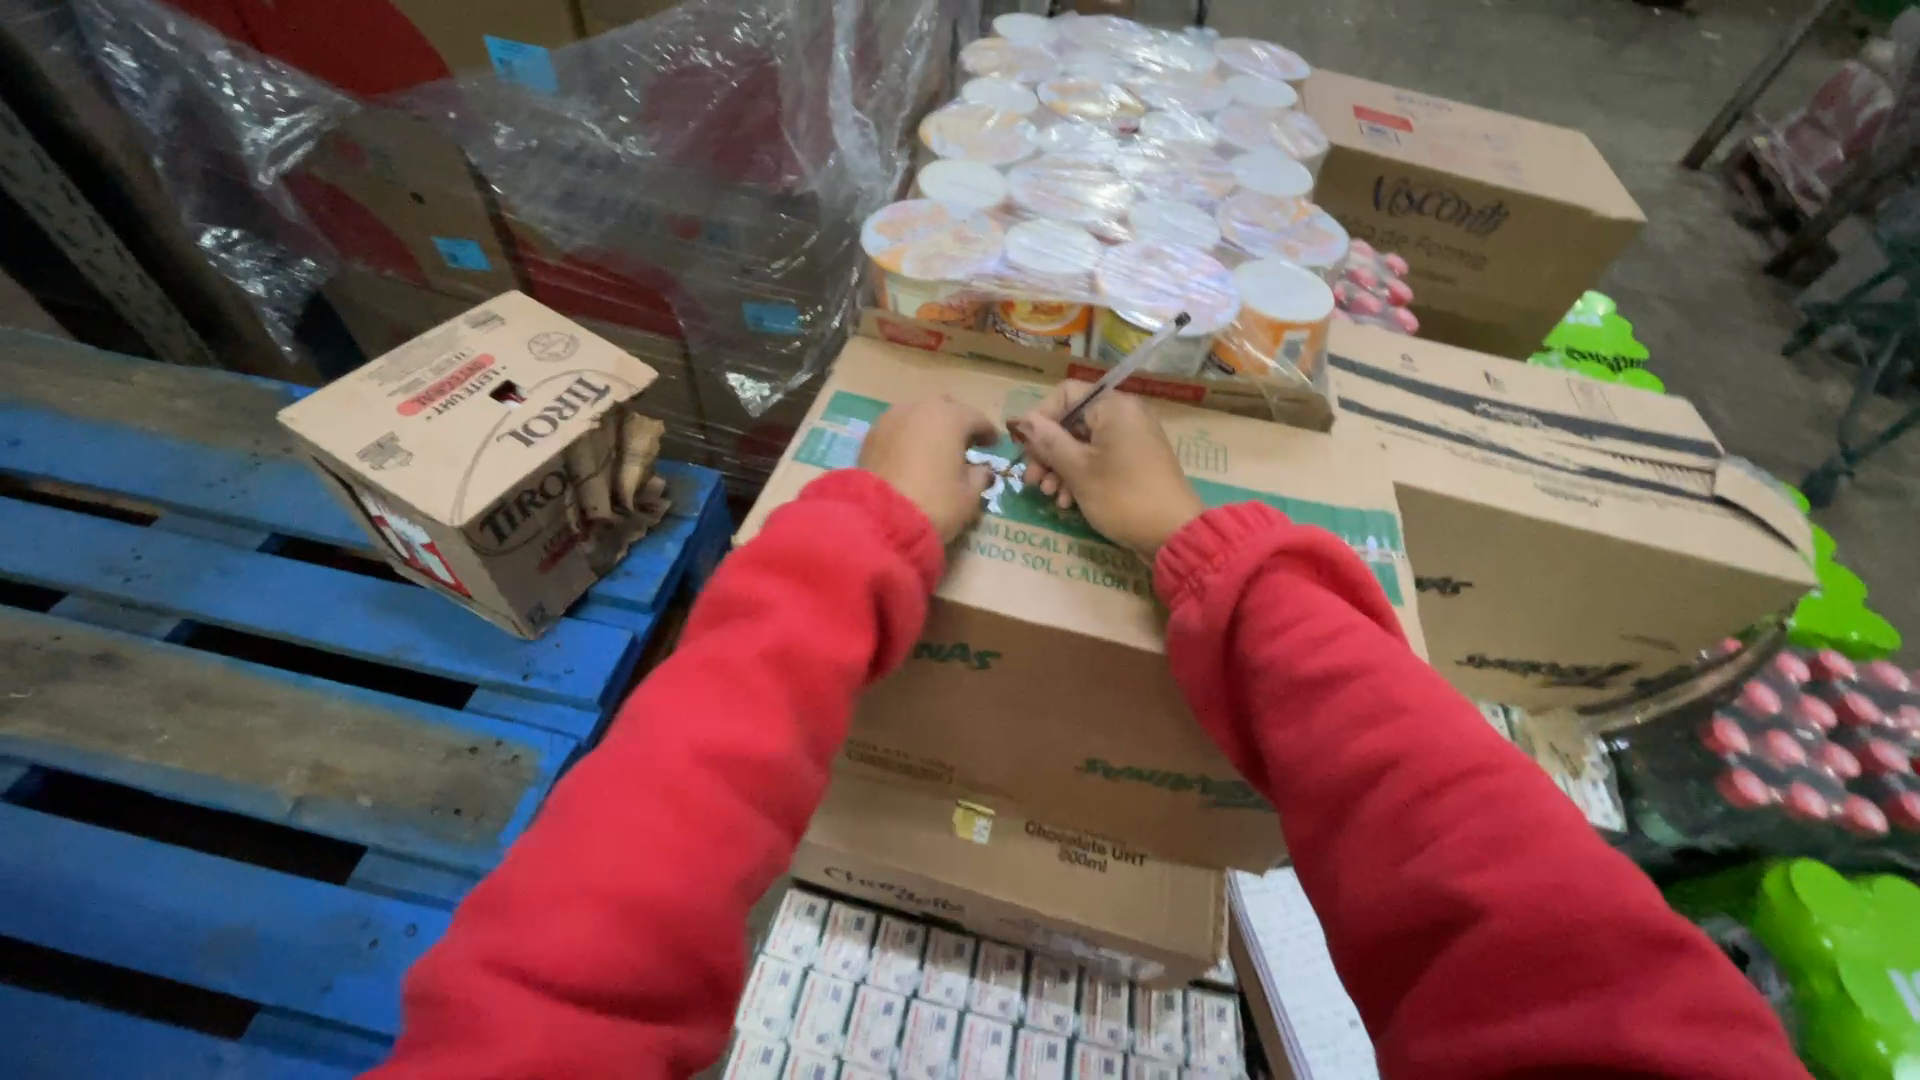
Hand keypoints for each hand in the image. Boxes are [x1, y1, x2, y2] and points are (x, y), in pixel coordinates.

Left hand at [858, 396, 998, 542]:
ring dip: (930, 428)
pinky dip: (909, 437)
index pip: (976, 418)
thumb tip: (982, 470)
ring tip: (936, 450)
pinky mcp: (871, 435)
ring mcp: (891, 419)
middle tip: (964, 444)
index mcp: (950, 417)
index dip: (988, 432)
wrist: (879, 519)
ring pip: (918, 415)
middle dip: (957, 422)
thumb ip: (980, 477)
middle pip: (945, 408)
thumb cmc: (935, 503)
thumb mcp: (969, 496)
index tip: (993, 445)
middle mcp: (920, 408)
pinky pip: (898, 428)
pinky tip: (912, 456)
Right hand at [1015, 381, 1203, 556]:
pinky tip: (1068, 502)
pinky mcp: (1134, 463)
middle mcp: (1124, 416)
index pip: (1065, 394)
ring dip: (1060, 469)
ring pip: (1082, 445)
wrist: (1172, 534)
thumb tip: (1022, 419)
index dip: (1041, 418)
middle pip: (1071, 422)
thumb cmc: (1122, 497)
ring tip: (1050, 496)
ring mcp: (1130, 440)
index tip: (1026, 449)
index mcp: (1113, 407)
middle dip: (1048, 452)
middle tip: (1033, 481)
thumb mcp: (1078, 469)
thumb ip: (1048, 441)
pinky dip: (1080, 477)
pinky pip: (1099, 460)